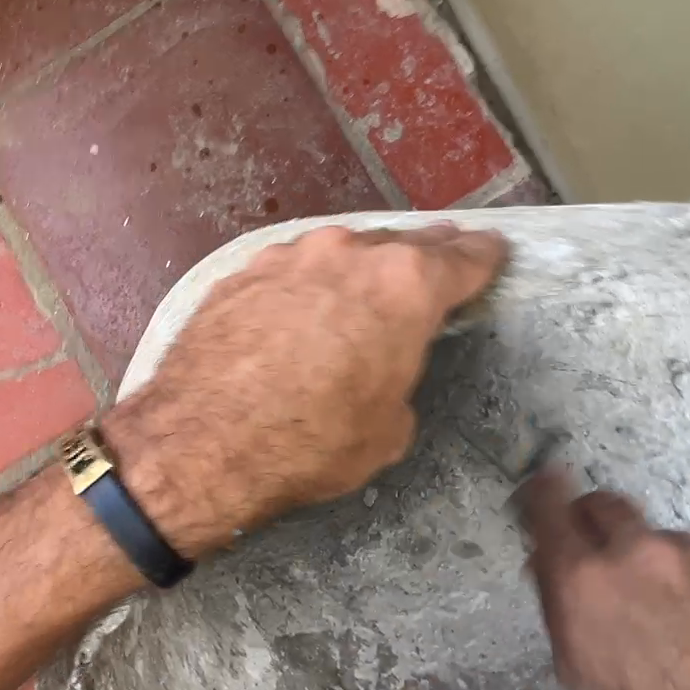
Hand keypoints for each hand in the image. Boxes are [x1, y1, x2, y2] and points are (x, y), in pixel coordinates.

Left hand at [102, 225, 506, 557]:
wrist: (200, 442)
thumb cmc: (310, 443)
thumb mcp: (387, 429)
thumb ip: (396, 377)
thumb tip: (379, 367)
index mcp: (403, 286)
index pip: (461, 259)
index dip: (481, 259)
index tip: (489, 253)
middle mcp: (346, 255)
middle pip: (397, 246)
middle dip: (418, 257)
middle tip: (431, 263)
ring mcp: (285, 258)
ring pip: (336, 254)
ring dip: (352, 270)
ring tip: (355, 291)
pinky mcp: (237, 274)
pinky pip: (285, 272)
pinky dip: (299, 286)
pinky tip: (293, 309)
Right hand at [516, 469, 689, 689]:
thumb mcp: (584, 677)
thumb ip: (563, 609)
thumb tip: (552, 567)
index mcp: (586, 578)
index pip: (548, 505)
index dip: (541, 492)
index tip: (542, 485)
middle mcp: (641, 553)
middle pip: (607, 504)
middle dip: (597, 520)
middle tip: (607, 555)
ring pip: (668, 543)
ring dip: (662, 565)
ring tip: (686, 619)